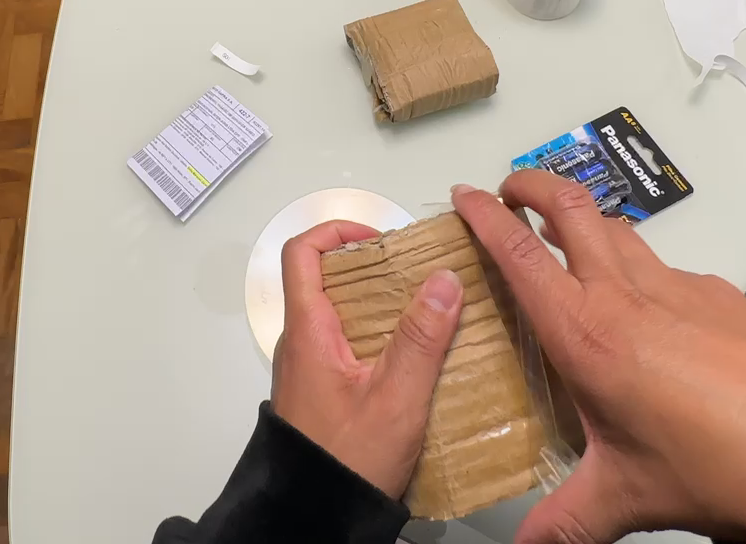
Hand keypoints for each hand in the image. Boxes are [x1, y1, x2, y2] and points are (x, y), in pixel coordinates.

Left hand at [271, 220, 464, 498]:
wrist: (313, 519)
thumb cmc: (347, 457)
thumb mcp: (395, 399)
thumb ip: (420, 339)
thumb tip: (444, 277)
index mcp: (307, 328)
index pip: (300, 252)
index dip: (336, 231)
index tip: (380, 240)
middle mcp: (301, 339)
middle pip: (325, 277)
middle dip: (371, 267)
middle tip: (416, 275)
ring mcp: (309, 364)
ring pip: (338, 312)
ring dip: (377, 303)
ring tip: (424, 309)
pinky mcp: (322, 388)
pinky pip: (345, 342)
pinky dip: (376, 333)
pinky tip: (414, 353)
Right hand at [451, 173, 745, 542]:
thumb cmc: (712, 466)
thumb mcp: (627, 495)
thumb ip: (564, 521)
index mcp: (582, 329)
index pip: (517, 250)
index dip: (483, 214)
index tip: (463, 195)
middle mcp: (620, 290)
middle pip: (567, 203)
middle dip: (530, 183)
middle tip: (509, 192)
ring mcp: (672, 282)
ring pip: (613, 222)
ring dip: (579, 216)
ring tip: (564, 236)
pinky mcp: (715, 290)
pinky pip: (661, 261)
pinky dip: (635, 262)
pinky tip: (647, 303)